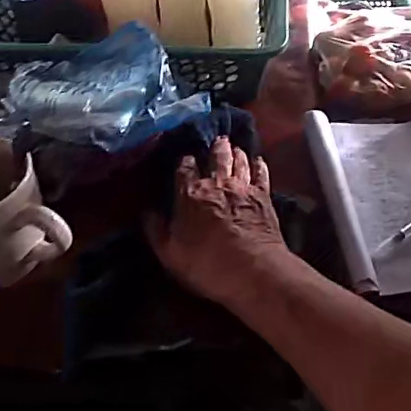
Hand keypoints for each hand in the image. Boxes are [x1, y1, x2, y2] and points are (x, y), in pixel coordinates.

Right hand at [144, 136, 288, 304]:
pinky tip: (258, 160)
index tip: (186, 160)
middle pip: (216, 156)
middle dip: (215, 147)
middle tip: (217, 140)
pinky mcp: (263, 194)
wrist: (252, 269)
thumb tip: (147, 210)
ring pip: (239, 160)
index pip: (185, 168)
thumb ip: (156, 229)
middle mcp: (216, 183)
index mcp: (190, 194)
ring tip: (234, 147)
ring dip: (236, 152)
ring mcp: (242, 186)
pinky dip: (258, 164)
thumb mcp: (170, 254)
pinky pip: (261, 172)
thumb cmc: (206, 265)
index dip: (185, 161)